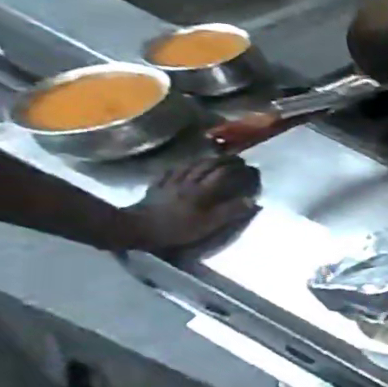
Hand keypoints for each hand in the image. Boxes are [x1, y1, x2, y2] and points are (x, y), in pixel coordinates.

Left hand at [118, 154, 260, 253]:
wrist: (135, 228)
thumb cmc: (174, 228)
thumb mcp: (207, 224)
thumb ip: (229, 212)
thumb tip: (252, 201)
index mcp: (202, 191)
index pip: (223, 174)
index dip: (236, 168)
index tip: (248, 166)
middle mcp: (188, 182)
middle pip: (207, 166)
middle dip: (223, 160)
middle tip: (234, 158)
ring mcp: (170, 183)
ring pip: (189, 166)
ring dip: (204, 160)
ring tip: (213, 158)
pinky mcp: (156, 187)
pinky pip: (169, 172)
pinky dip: (179, 167)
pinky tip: (182, 166)